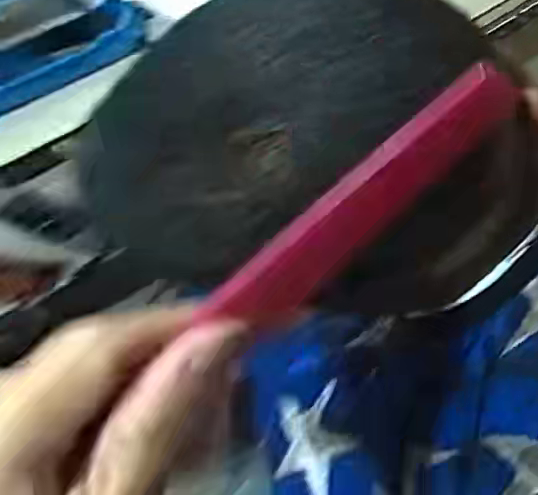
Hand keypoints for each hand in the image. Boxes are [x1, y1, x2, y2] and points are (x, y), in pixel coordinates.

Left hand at [0, 308, 248, 494]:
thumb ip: (157, 423)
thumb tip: (225, 331)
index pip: (104, 339)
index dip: (191, 317)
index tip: (270, 320)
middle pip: (75, 358)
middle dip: (165, 356)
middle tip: (234, 381)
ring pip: (54, 386)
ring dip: (131, 390)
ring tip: (182, 429)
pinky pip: (28, 420)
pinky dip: (85, 424)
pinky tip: (115, 457)